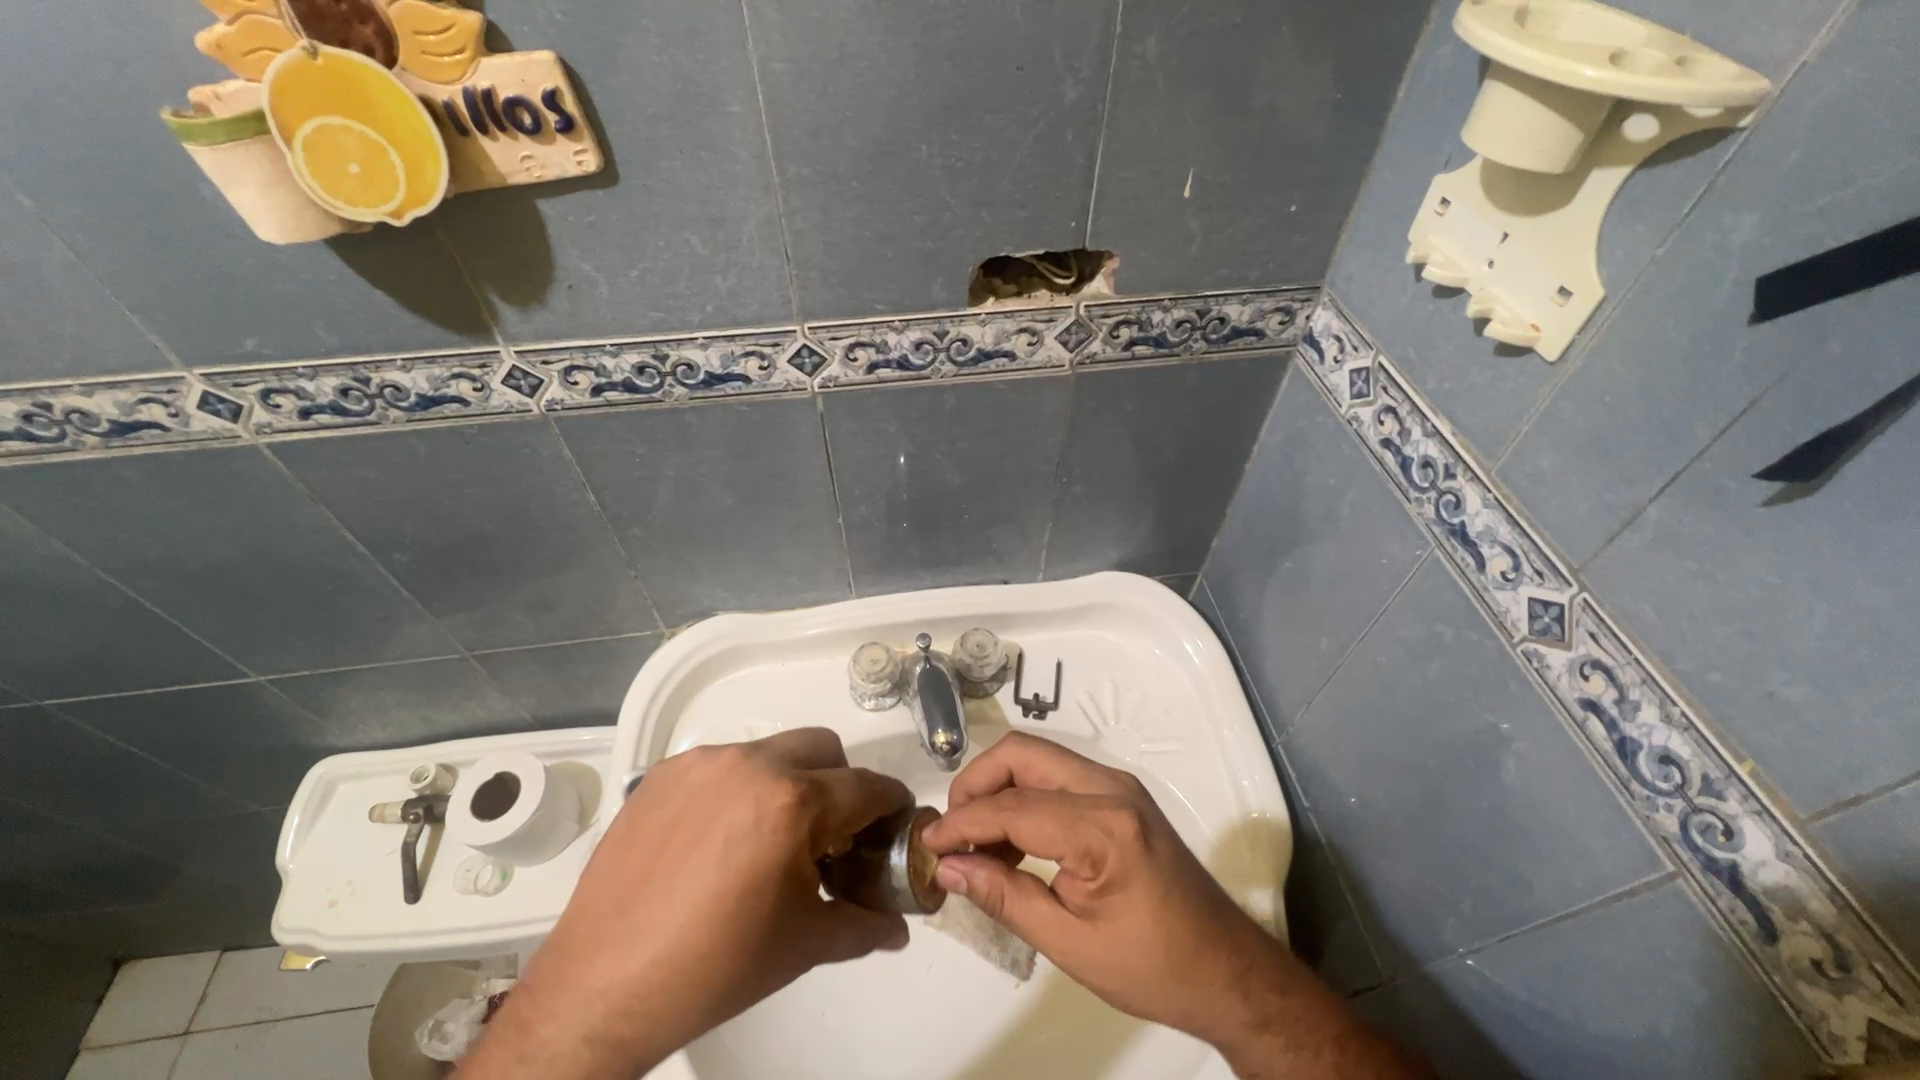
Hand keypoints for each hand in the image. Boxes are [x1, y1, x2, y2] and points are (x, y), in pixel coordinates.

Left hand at [459, 729, 912, 1079]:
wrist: (605, 985)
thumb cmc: (716, 967)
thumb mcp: (805, 945)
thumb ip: (864, 925)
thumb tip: (898, 926)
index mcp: (793, 803)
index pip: (866, 786)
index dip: (890, 806)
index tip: (893, 826)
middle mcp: (749, 766)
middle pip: (821, 748)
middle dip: (840, 782)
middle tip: (831, 835)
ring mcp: (699, 766)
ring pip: (768, 753)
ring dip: (787, 784)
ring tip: (768, 843)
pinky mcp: (660, 777)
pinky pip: (720, 767)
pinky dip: (738, 791)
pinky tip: (719, 843)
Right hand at [921, 732, 1427, 1078]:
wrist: (1228, 971)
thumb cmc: (1153, 967)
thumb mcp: (1071, 944)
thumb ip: (1005, 898)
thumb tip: (947, 866)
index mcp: (1103, 825)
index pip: (1011, 807)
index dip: (961, 823)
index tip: (926, 845)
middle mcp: (1112, 788)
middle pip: (1023, 754)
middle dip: (976, 783)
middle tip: (951, 831)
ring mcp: (1121, 788)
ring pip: (1040, 760)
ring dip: (1000, 790)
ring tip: (977, 847)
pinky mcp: (1123, 799)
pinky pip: (1059, 779)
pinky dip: (1025, 799)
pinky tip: (1013, 847)